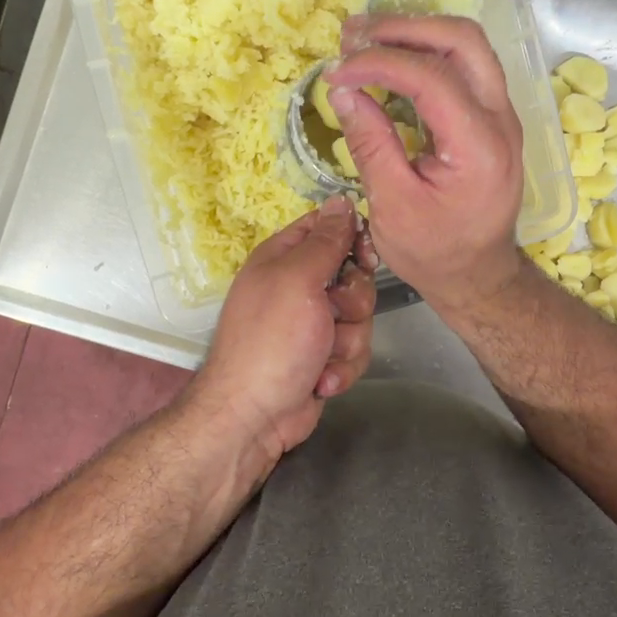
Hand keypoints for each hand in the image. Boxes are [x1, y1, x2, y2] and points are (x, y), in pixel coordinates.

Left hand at [184, 196, 376, 460]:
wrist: (254, 415)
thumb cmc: (272, 341)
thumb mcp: (299, 280)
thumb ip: (326, 240)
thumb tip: (341, 200)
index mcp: (284, 258)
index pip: (327, 228)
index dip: (352, 240)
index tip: (363, 258)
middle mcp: (297, 287)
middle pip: (354, 277)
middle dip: (353, 303)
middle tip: (333, 315)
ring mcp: (311, 325)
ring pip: (360, 319)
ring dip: (347, 343)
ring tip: (321, 359)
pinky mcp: (323, 358)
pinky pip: (354, 351)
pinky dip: (342, 369)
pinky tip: (320, 381)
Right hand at [324, 15, 524, 314]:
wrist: (478, 276)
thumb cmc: (435, 252)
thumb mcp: (393, 207)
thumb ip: (371, 144)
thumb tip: (343, 91)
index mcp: (480, 146)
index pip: (432, 78)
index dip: (380, 64)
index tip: (338, 71)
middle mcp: (501, 119)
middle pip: (462, 41)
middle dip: (404, 29)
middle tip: (353, 34)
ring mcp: (501, 115)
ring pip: (467, 46)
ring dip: (415, 34)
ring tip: (363, 38)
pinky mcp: (490, 117)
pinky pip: (463, 66)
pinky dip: (424, 54)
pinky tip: (387, 59)